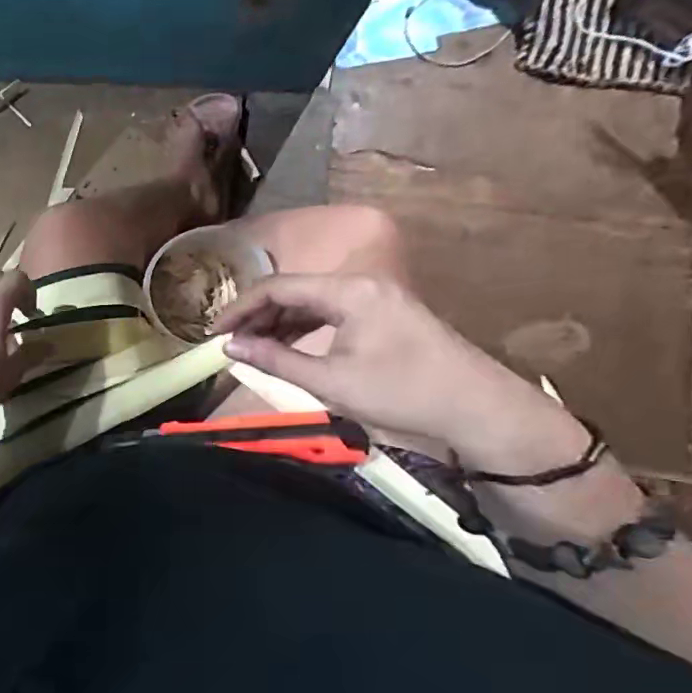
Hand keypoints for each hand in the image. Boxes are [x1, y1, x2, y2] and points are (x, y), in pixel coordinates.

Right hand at [212, 274, 586, 472]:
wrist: (479, 409)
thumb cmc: (402, 393)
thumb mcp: (330, 381)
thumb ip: (275, 360)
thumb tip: (229, 348)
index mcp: (349, 291)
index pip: (278, 287)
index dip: (239, 308)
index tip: (212, 333)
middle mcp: (361, 283)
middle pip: (293, 289)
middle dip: (256, 314)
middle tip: (228, 343)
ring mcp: (376, 296)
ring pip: (310, 300)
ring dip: (277, 321)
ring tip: (251, 347)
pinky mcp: (384, 312)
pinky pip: (330, 310)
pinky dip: (302, 326)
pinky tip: (285, 346)